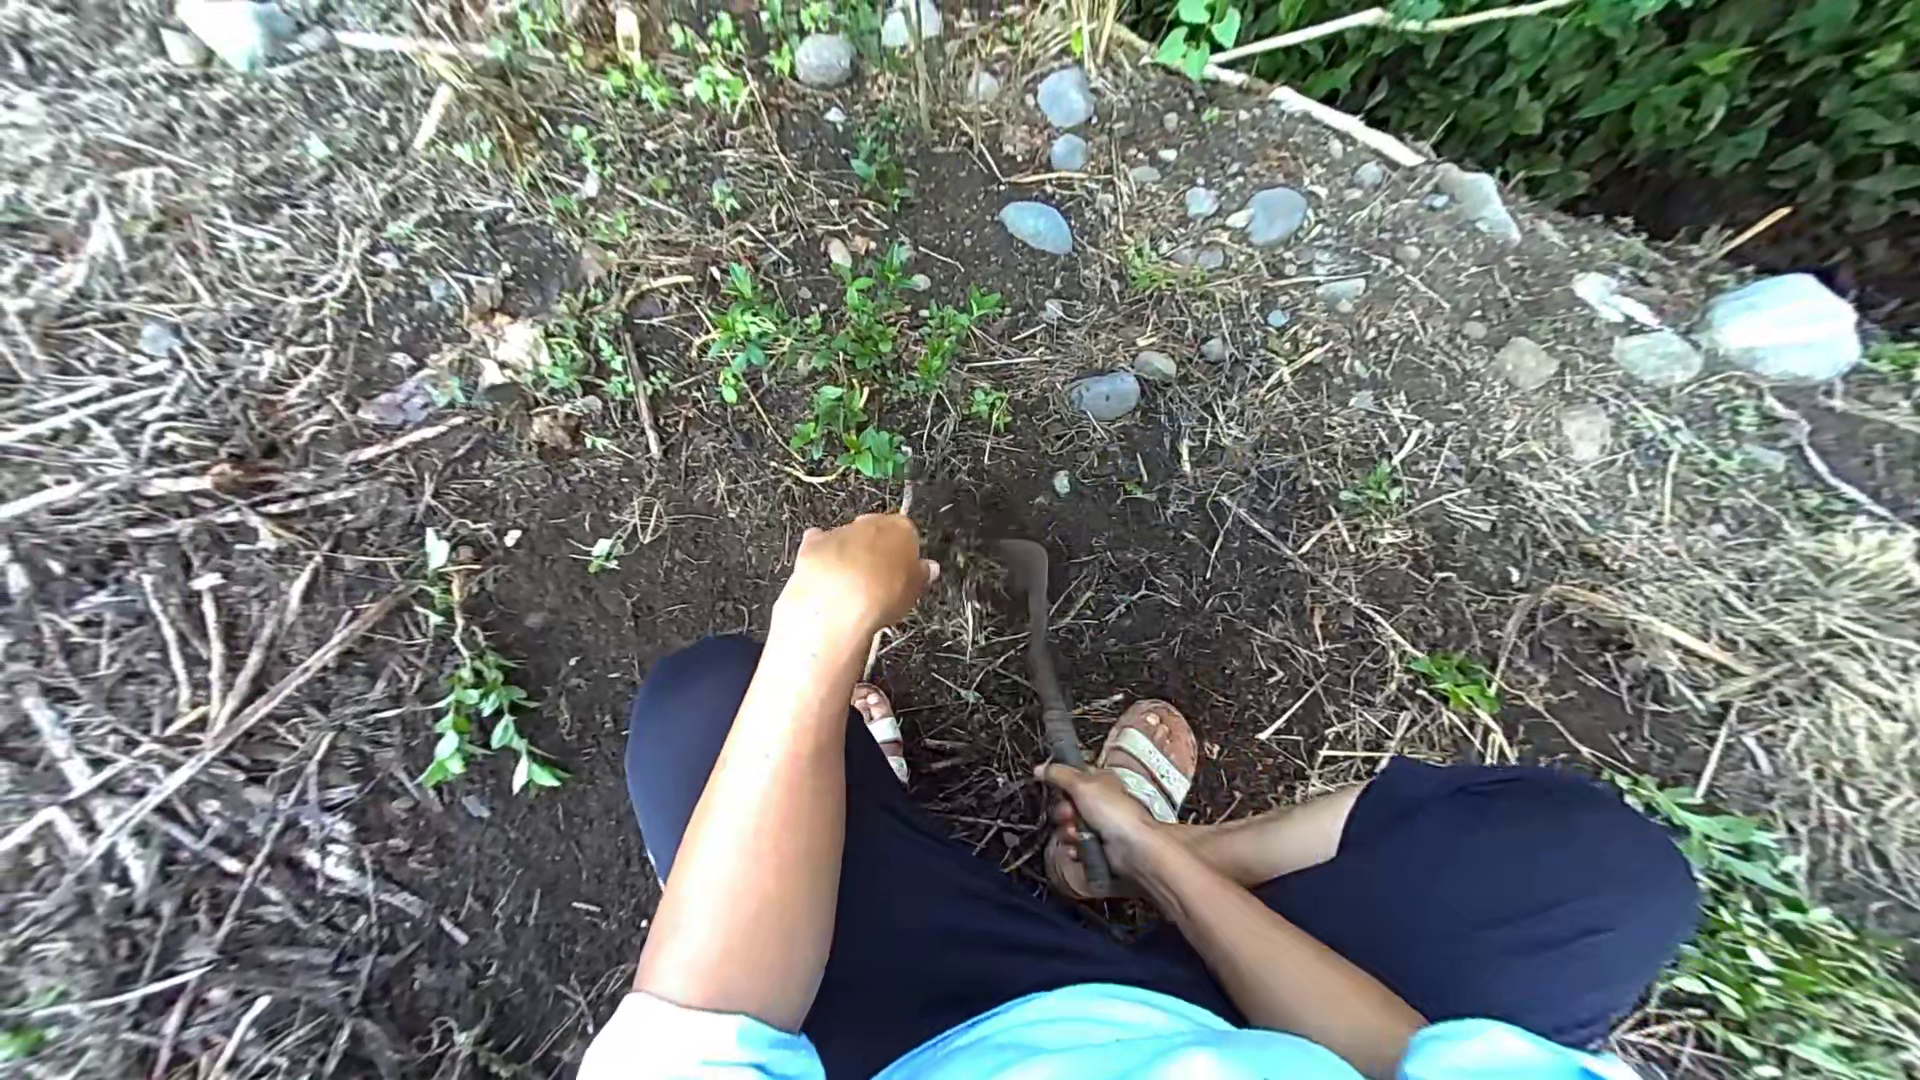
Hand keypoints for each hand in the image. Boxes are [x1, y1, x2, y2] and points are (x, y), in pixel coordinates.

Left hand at [773, 514, 939, 639]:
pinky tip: (826, 577)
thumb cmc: (882, 597)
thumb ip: (922, 575)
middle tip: (878, 581)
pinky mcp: (813, 544)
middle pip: (876, 533)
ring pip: (848, 539)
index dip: (904, 554)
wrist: (837, 606)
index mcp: (901, 528)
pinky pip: (819, 546)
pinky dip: (822, 558)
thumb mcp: (914, 592)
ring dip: (850, 556)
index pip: (907, 533)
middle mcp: (869, 523)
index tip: (902, 572)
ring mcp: (840, 531)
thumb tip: (928, 569)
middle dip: (876, 551)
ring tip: (851, 588)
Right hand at [1036, 763, 1165, 881]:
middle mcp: (1097, 802)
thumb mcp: (1082, 783)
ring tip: (1078, 833)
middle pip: (1064, 804)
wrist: (1133, 849)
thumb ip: (1058, 774)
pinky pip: (1073, 845)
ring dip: (1068, 831)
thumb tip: (1038, 768)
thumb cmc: (1112, 810)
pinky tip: (1080, 848)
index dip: (1061, 784)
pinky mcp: (1095, 847)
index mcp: (1098, 781)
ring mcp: (1096, 826)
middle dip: (1063, 811)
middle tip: (1070, 815)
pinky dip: (1074, 848)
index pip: (1070, 778)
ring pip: (1066, 826)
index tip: (1057, 790)